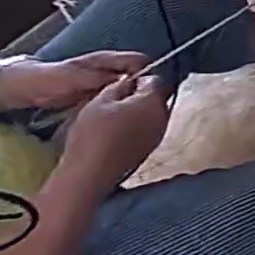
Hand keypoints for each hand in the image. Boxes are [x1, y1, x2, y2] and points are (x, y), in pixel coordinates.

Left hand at [0, 51, 144, 110]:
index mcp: (109, 59)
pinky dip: (118, 105)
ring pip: (127, 89)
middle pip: (137, 76)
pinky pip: (114, 98)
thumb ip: (102, 78)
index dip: (148, 73)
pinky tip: (115, 117)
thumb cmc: (48, 80)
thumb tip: (130, 80)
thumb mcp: (76, 79)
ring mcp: (103, 82)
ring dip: (129, 99)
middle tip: (140, 107)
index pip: (140, 61)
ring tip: (130, 114)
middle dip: (141, 89)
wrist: (22, 89)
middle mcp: (110, 69)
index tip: (148, 91)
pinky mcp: (96, 94)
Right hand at [58, 75, 170, 189]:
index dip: (140, 79)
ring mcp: (159, 133)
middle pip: (157, 97)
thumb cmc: (94, 134)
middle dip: (141, 96)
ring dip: (140, 112)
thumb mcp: (99, 103)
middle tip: (116, 102)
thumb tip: (129, 82)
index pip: (155, 80)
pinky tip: (118, 133)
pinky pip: (149, 128)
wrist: (91, 174)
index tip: (123, 85)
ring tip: (114, 119)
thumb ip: (118, 87)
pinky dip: (138, 126)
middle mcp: (163, 115)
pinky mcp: (150, 148)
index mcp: (154, 101)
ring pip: (153, 114)